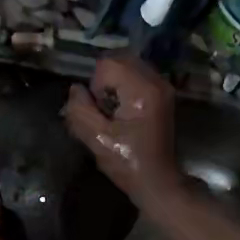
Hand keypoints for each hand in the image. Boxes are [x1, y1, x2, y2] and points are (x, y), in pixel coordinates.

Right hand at [65, 57, 184, 207]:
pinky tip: (125, 111)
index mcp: (143, 90)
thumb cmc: (128, 163)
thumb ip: (80, 109)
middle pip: (120, 58)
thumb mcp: (96, 138)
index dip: (96, 86)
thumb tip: (76, 89)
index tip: (102, 111)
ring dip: (115, 82)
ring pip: (129, 65)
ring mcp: (163, 87)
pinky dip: (126, 86)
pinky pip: (138, 76)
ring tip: (116, 110)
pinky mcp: (163, 94)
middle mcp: (157, 81)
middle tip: (106, 109)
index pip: (108, 64)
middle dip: (105, 79)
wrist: (157, 181)